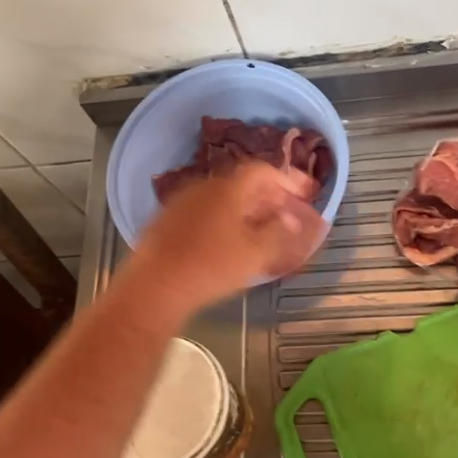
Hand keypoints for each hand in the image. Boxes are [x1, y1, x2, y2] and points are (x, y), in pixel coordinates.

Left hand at [115, 162, 326, 321]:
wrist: (153, 287)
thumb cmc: (210, 267)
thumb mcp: (255, 253)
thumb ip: (281, 233)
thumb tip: (295, 220)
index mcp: (229, 188)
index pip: (263, 171)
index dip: (287, 180)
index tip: (304, 194)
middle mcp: (204, 187)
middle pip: (243, 184)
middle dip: (269, 197)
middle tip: (287, 214)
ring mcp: (182, 203)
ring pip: (223, 199)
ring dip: (246, 210)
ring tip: (261, 230)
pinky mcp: (166, 222)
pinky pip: (205, 213)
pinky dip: (224, 220)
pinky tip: (228, 242)